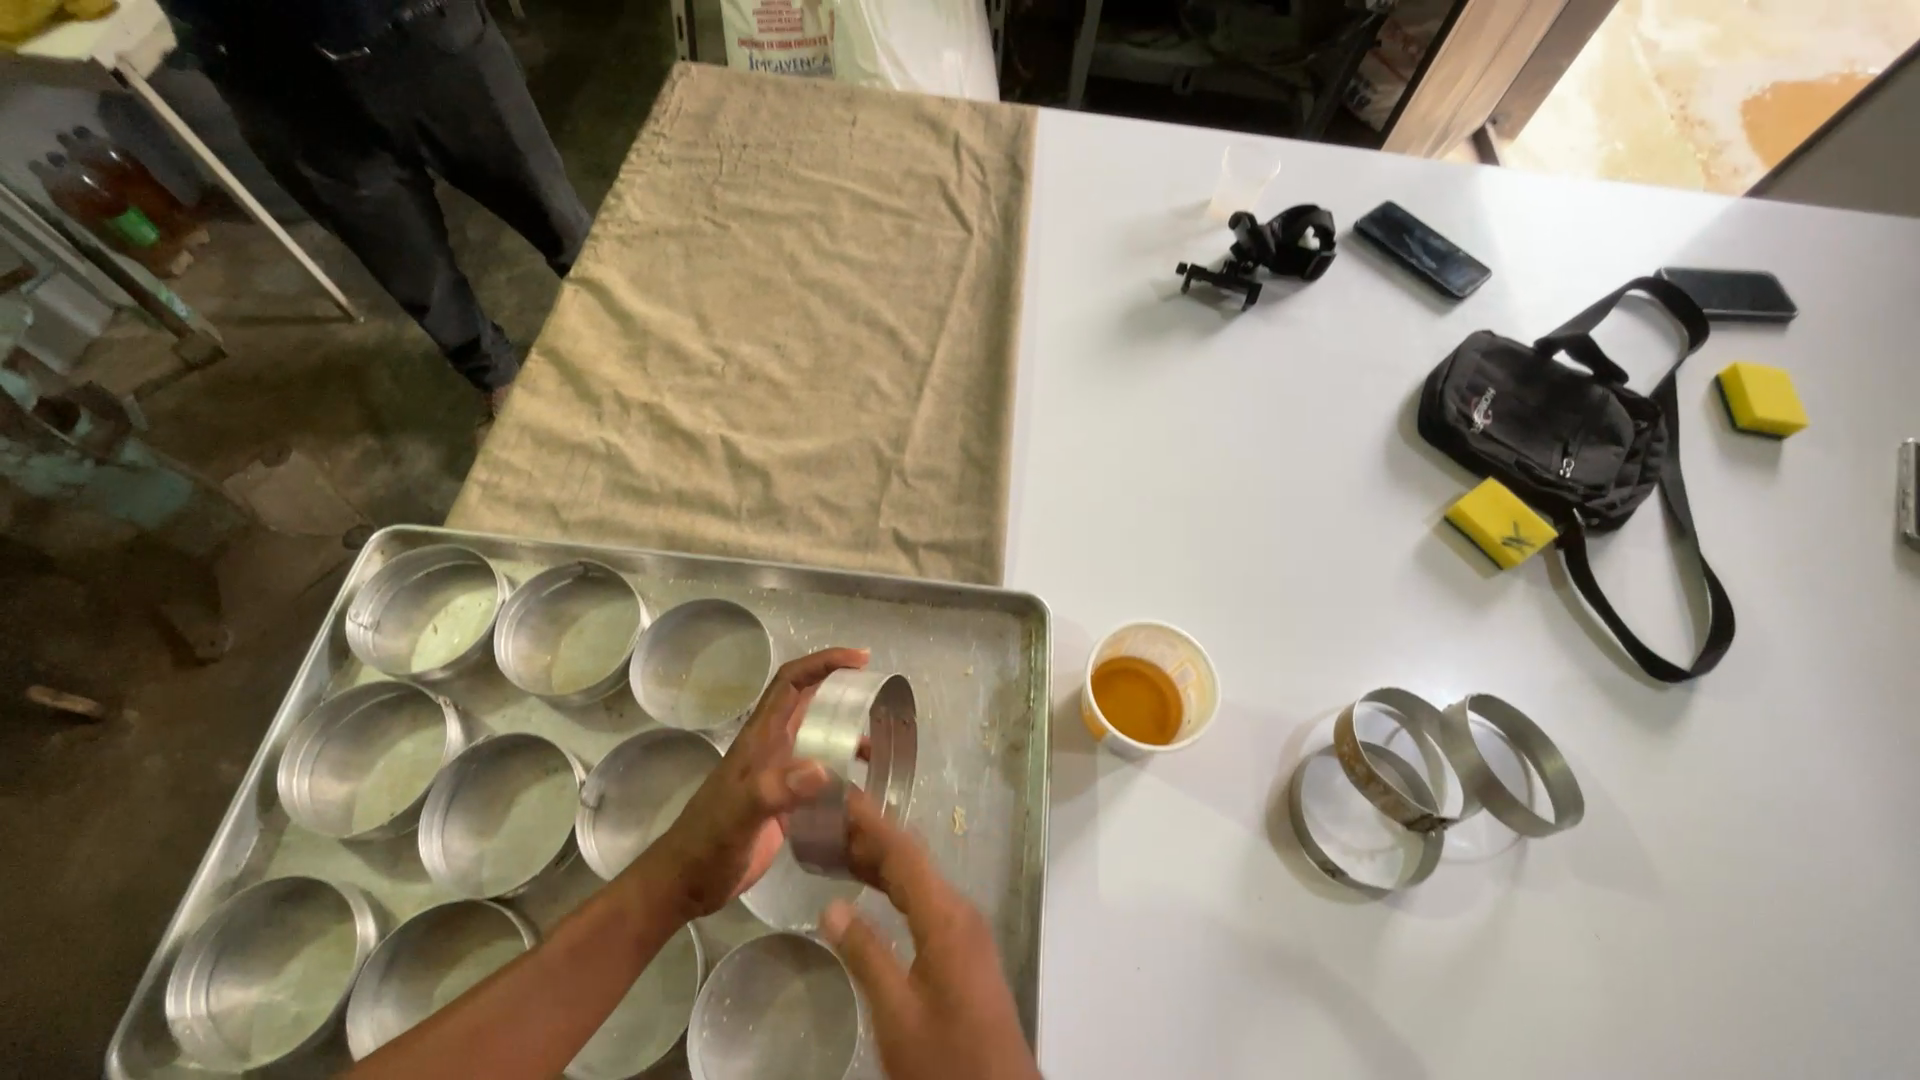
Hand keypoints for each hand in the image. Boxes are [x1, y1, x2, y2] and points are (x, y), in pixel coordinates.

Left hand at [640, 647, 868, 919]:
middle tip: (879, 695)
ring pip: (816, 737)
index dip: (824, 662)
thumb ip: (775, 790)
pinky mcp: (784, 802)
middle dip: (842, 689)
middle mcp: (771, 748)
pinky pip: (820, 773)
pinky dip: (842, 771)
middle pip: (808, 702)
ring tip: (880, 742)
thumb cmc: (709, 844)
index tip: (861, 660)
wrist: (686, 883)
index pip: (792, 682)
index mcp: (760, 739)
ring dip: (846, 732)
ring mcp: (778, 775)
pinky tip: (861, 787)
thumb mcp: (740, 814)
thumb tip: (822, 769)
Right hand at [821, 790, 1039, 1079]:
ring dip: (883, 862)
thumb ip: (866, 954)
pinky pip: (927, 901)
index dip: (873, 821)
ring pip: (920, 881)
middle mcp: (960, 912)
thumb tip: (832, 906)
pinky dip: (896, 888)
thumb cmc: (945, 1057)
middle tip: (828, 821)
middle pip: (913, 861)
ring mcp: (966, 930)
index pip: (905, 852)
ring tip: (839, 848)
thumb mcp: (895, 1011)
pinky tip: (873, 893)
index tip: (842, 795)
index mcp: (946, 917)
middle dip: (872, 837)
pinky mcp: (965, 949)